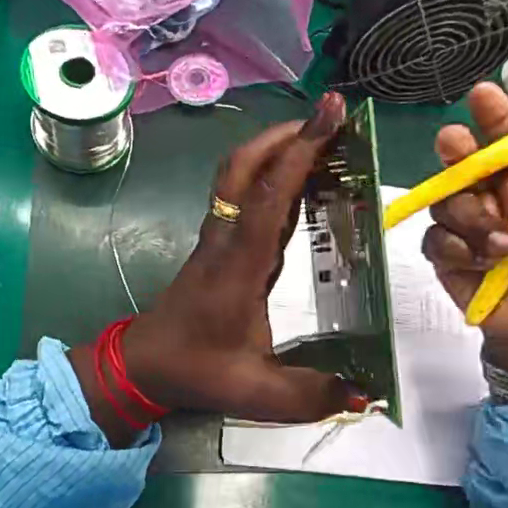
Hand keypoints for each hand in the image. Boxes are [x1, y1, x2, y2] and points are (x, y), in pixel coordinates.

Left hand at [73, 92, 364, 444]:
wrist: (144, 367)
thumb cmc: (195, 372)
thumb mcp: (254, 393)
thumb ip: (309, 394)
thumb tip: (364, 395)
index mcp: (238, 267)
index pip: (269, 197)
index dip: (300, 152)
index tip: (332, 111)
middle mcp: (226, 243)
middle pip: (244, 169)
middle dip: (286, 135)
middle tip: (331, 118)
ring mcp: (219, 243)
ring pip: (240, 180)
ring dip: (278, 153)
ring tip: (326, 142)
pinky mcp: (219, 250)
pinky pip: (246, 203)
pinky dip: (275, 183)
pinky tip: (304, 189)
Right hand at [422, 84, 507, 372]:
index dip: (497, 119)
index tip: (483, 94)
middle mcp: (497, 200)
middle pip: (466, 163)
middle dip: (458, 151)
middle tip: (454, 145)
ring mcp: (468, 228)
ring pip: (447, 200)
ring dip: (469, 218)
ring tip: (499, 247)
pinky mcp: (446, 255)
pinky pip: (434, 237)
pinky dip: (452, 247)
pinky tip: (476, 263)